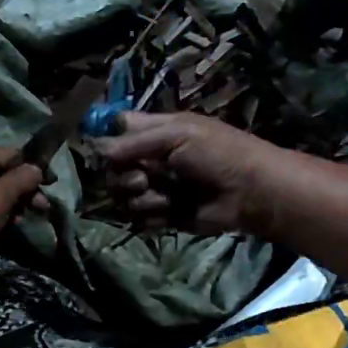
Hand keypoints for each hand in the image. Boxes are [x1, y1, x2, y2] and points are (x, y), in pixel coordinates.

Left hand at [0, 147, 44, 274]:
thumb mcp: (2, 196)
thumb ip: (23, 178)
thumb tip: (36, 168)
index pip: (10, 154)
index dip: (32, 168)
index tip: (50, 185)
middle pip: (1, 172)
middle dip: (23, 189)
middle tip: (41, 207)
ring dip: (12, 202)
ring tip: (21, 219)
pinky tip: (5, 224)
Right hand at [96, 112, 300, 234]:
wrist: (250, 192)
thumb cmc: (218, 153)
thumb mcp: (178, 135)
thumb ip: (134, 141)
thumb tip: (97, 150)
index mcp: (155, 131)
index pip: (117, 130)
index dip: (107, 140)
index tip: (106, 152)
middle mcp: (151, 158)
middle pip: (113, 167)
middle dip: (123, 174)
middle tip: (143, 178)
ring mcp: (156, 187)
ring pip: (122, 195)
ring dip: (139, 196)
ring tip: (163, 196)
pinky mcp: (164, 214)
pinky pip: (139, 217)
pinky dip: (152, 214)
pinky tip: (170, 211)